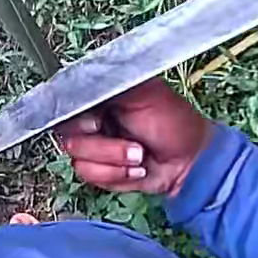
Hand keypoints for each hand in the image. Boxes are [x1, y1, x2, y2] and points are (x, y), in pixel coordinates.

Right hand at [54, 77, 213, 196]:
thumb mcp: (146, 92)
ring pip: (78, 158)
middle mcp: (92, 122)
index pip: (66, 106)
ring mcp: (94, 148)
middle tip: (132, 144)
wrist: (191, 161)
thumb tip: (84, 82)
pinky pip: (90, 175)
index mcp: (99, 99)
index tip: (97, 123)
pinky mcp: (100, 171)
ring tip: (140, 156)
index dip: (78, 119)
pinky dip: (116, 174)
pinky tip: (136, 169)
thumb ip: (113, 83)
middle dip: (104, 146)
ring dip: (114, 161)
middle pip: (68, 135)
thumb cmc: (176, 124)